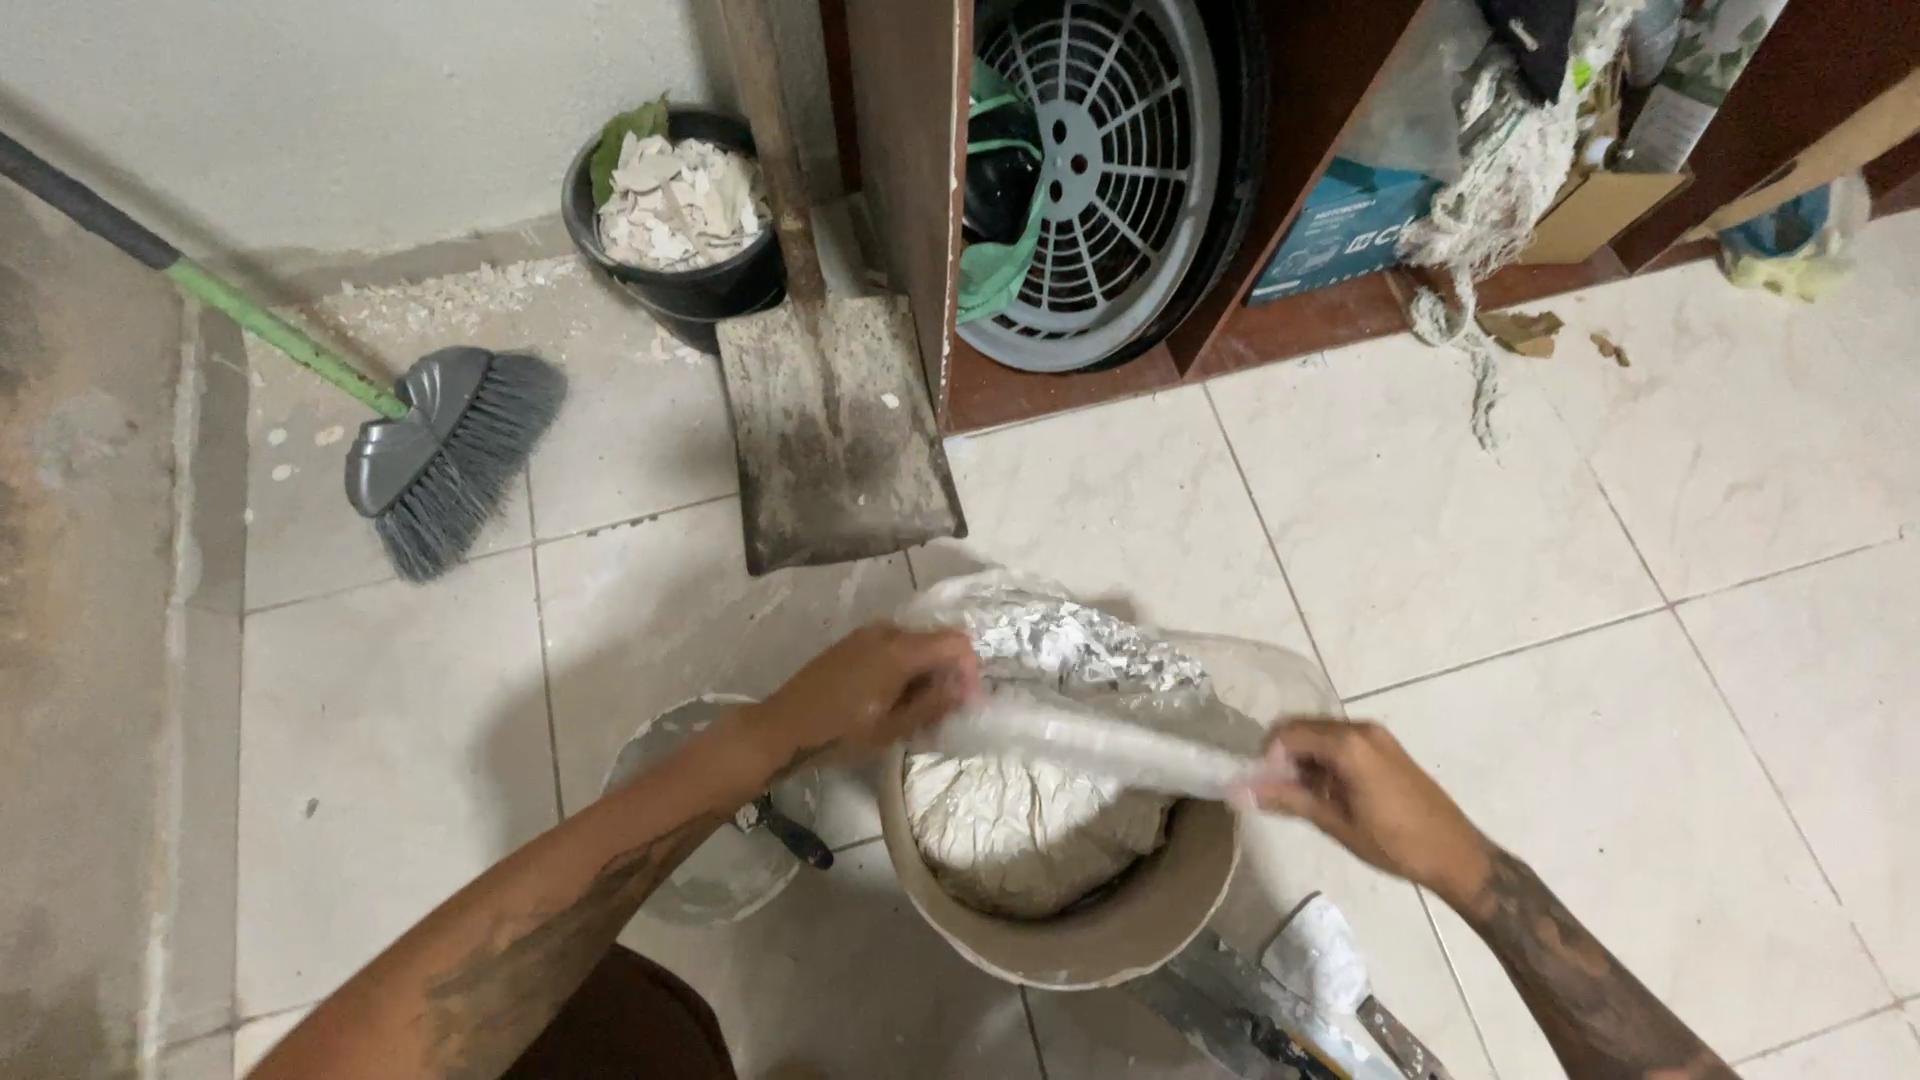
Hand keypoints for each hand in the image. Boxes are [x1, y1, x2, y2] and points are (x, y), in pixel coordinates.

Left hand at [738, 623, 980, 777]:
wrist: (782, 727)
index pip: (956, 643)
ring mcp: (866, 634)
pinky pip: (892, 648)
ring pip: (914, 646)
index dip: (969, 669)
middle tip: (941, 714)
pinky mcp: (852, 643)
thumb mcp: (894, 727)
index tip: (965, 701)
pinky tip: (891, 700)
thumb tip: (968, 690)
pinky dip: (903, 669)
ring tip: (914, 712)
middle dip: (946, 674)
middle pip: (936, 642)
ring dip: (924, 674)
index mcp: (900, 649)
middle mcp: (886, 631)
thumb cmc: (840, 733)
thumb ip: (935, 704)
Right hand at [1238, 719, 1492, 905]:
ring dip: (1303, 758)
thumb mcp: (1336, 823)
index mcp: (1348, 745)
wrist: (1458, 856)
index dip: (1267, 757)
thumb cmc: (1395, 843)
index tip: (1263, 786)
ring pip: (1320, 734)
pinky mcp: (1384, 746)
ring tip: (1304, 795)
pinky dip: (1324, 758)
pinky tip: (1328, 790)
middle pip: (1302, 728)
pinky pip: (1340, 741)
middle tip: (1278, 791)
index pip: (1287, 734)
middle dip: (1283, 756)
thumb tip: (1242, 793)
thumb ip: (1288, 800)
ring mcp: (1375, 736)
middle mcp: (1360, 729)